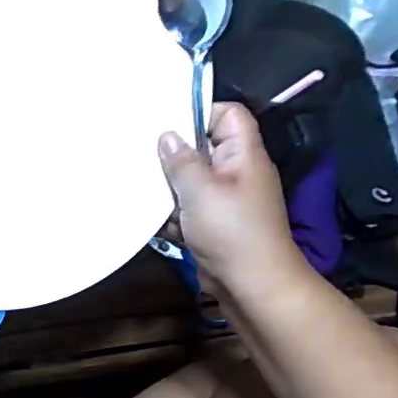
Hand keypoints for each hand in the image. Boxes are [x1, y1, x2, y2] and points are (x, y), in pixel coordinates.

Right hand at [158, 102, 308, 293]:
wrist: (251, 284)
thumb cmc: (230, 231)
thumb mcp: (200, 191)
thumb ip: (181, 161)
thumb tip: (168, 136)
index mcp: (243, 155)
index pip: (228, 115)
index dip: (201, 113)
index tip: (168, 125)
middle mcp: (236, 173)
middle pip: (203, 149)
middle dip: (175, 157)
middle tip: (146, 159)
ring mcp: (226, 200)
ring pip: (192, 182)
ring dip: (171, 191)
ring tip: (149, 194)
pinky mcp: (215, 224)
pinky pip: (190, 210)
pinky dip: (175, 216)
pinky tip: (161, 224)